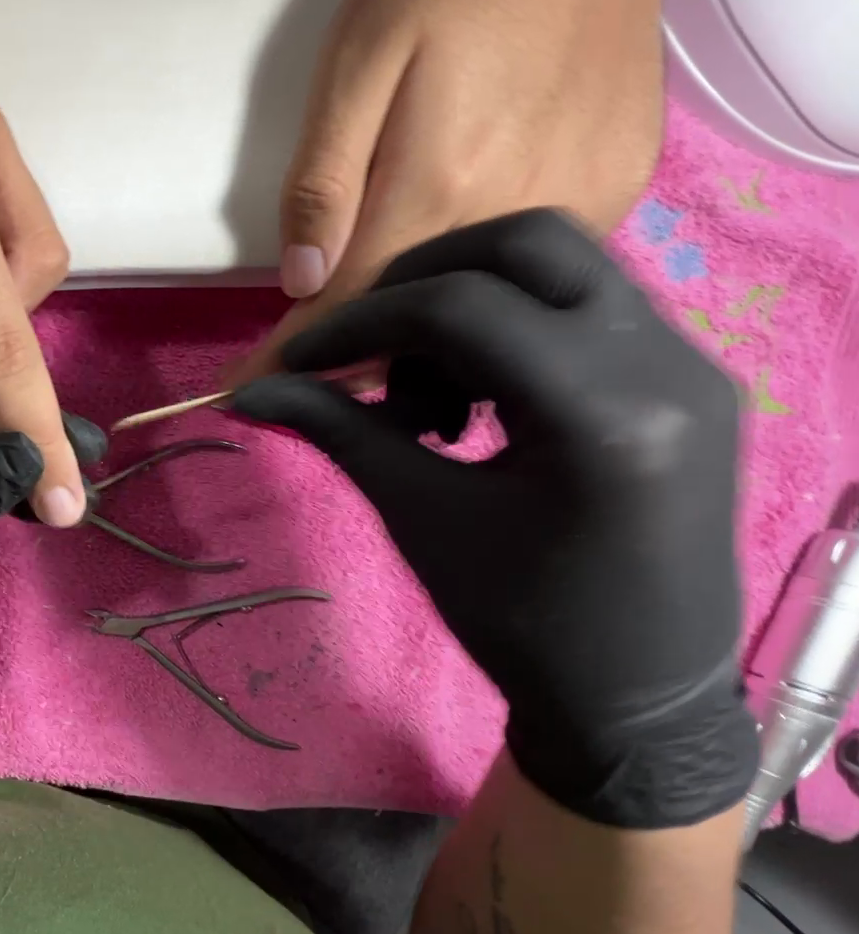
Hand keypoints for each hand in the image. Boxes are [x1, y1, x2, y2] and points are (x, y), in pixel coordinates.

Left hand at [228, 0, 669, 385]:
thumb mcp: (353, 74)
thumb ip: (323, 185)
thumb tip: (301, 282)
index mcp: (436, 191)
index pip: (343, 312)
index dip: (286, 360)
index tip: (241, 395)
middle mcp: (512, 217)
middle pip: (408, 329)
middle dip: (341, 360)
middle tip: (296, 366)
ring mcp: (577, 207)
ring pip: (471, 316)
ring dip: (405, 338)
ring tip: (359, 337)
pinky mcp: (617, 189)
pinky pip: (524, 275)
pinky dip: (472, 297)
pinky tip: (442, 287)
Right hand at [233, 210, 757, 828]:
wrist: (633, 690)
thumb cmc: (517, 617)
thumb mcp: (417, 516)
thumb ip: (337, 431)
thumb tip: (246, 393)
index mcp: (600, 411)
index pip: (457, 307)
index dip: (358, 322)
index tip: (298, 360)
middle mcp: (664, 361)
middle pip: (525, 243)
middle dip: (417, 280)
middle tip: (361, 343)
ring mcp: (687, 362)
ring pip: (558, 266)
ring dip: (463, 304)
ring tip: (421, 394)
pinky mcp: (684, 377)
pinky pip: (582, 308)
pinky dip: (505, 329)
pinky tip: (471, 400)